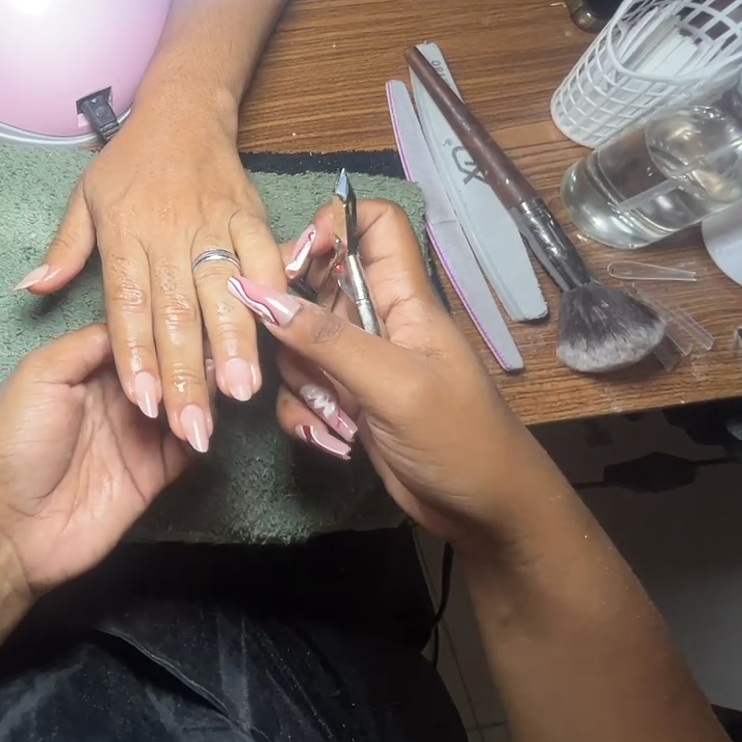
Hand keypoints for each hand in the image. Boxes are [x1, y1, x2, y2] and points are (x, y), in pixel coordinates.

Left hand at [0, 324, 192, 593]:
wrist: (12, 525)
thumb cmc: (16, 441)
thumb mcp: (40, 375)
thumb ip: (87, 345)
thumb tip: (137, 319)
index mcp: (90, 364)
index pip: (139, 333)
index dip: (162, 325)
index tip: (188, 318)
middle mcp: (120, 392)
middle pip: (167, 365)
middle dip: (191, 358)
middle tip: (212, 356)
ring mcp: (139, 432)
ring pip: (184, 402)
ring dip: (202, 394)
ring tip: (220, 387)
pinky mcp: (154, 471)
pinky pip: (189, 448)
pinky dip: (203, 434)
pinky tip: (208, 425)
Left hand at [17, 113, 284, 455]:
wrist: (182, 110)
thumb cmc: (128, 162)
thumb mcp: (83, 198)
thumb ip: (64, 249)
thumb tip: (31, 289)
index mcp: (124, 235)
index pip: (127, 303)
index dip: (133, 353)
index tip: (141, 402)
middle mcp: (167, 234)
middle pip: (174, 311)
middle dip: (184, 372)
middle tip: (194, 425)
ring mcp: (212, 225)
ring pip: (221, 292)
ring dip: (231, 344)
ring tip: (238, 394)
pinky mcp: (249, 215)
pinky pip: (263, 258)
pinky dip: (270, 294)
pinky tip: (279, 334)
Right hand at [226, 199, 568, 552]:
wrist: (486, 518)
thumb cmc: (459, 440)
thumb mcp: (393, 384)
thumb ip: (325, 338)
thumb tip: (256, 294)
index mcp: (403, 297)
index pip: (372, 223)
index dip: (332, 224)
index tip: (295, 261)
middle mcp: (374, 317)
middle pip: (312, 282)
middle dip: (291, 321)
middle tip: (294, 353)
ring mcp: (355, 358)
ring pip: (296, 340)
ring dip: (302, 381)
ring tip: (336, 416)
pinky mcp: (341, 396)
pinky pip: (296, 385)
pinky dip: (302, 412)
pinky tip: (331, 438)